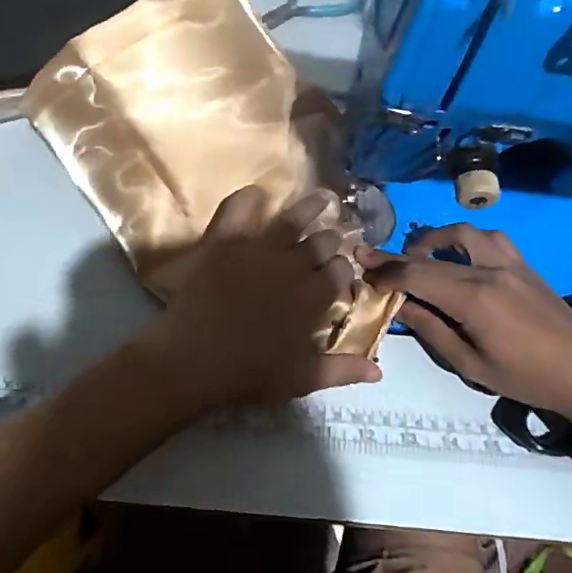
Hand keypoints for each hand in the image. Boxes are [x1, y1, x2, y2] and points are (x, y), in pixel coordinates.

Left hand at [135, 186, 380, 416]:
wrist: (192, 360)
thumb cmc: (249, 373)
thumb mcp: (302, 379)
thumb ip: (342, 370)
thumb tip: (379, 373)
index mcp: (314, 296)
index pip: (341, 271)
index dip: (344, 269)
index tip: (341, 271)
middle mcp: (293, 265)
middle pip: (322, 242)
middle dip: (331, 239)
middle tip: (332, 237)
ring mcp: (259, 249)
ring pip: (292, 219)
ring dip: (310, 207)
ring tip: (321, 198)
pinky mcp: (225, 241)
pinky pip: (239, 209)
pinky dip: (248, 199)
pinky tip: (258, 193)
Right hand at [358, 224, 571, 425]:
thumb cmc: (527, 379)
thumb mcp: (471, 364)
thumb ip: (433, 330)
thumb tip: (401, 306)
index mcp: (474, 298)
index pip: (417, 274)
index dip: (386, 270)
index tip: (361, 266)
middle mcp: (490, 270)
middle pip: (434, 254)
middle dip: (399, 256)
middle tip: (374, 258)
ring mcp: (511, 263)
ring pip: (465, 233)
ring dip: (437, 238)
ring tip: (421, 255)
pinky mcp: (526, 266)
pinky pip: (491, 239)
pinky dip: (467, 240)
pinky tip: (462, 258)